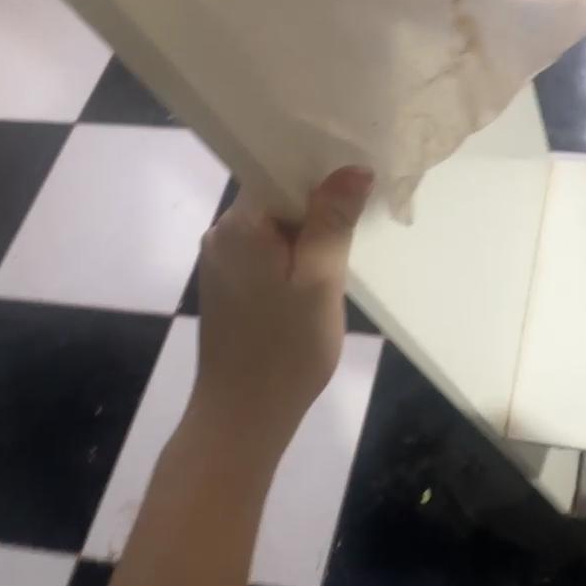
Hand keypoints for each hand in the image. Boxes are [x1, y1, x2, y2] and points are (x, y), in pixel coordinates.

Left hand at [193, 167, 373, 438]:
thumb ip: (333, 220)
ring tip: (347, 241)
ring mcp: (222, 261)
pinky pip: (267, 250)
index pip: (277, 171)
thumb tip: (353, 168)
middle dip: (319, 201)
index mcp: (239, 225)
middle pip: (276, 196)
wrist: (243, 417)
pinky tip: (320, 271)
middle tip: (363, 211)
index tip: (358, 176)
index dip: (319, 169)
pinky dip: (295, 252)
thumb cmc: (286, 348)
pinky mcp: (230, 285)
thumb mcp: (321, 280)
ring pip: (274, 225)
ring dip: (309, 230)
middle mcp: (222, 235)